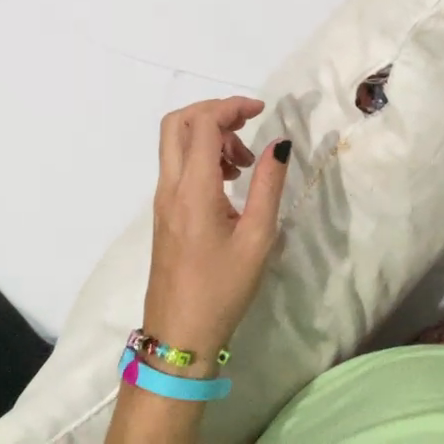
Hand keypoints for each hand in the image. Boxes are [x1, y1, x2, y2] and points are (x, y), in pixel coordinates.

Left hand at [143, 97, 289, 376]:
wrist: (179, 337)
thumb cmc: (222, 288)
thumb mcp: (258, 236)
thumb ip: (268, 184)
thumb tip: (280, 143)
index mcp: (193, 189)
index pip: (202, 123)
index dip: (231, 106)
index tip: (262, 110)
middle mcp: (170, 187)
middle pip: (177, 123)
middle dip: (213, 111)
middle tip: (248, 123)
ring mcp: (163, 201)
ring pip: (176, 143)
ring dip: (209, 135)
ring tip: (245, 162)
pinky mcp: (165, 213)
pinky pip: (178, 165)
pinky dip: (203, 155)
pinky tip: (231, 181)